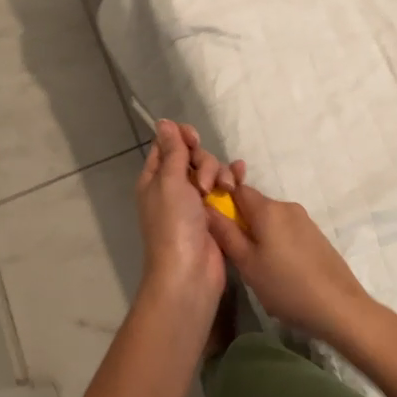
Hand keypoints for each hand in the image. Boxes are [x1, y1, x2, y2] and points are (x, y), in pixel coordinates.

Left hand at [135, 120, 242, 308]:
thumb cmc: (174, 225)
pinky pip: (224, 188)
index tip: (194, 139)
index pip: (166, 146)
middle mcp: (173, 188)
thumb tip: (162, 122)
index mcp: (155, 179)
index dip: (181, 138)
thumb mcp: (169, 182)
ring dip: (219, 173)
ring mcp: (195, 202)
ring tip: (225, 189)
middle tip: (203, 184)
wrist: (191, 274)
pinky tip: (241, 175)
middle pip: (192, 157)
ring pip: (210, 171)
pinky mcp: (215, 214)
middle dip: (203, 162)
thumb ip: (172, 151)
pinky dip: (232, 180)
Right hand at [205, 183, 376, 342]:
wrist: (340, 307)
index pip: (236, 188)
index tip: (216, 224)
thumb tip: (205, 209)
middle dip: (241, 223)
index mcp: (267, 208)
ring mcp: (305, 220)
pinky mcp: (316, 235)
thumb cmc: (286, 286)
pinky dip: (277, 242)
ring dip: (260, 234)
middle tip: (237, 255)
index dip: (222, 200)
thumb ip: (225, 233)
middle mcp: (286, 206)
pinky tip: (281, 270)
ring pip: (271, 219)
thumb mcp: (248, 264)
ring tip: (260, 267)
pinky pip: (286, 230)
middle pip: (254, 204)